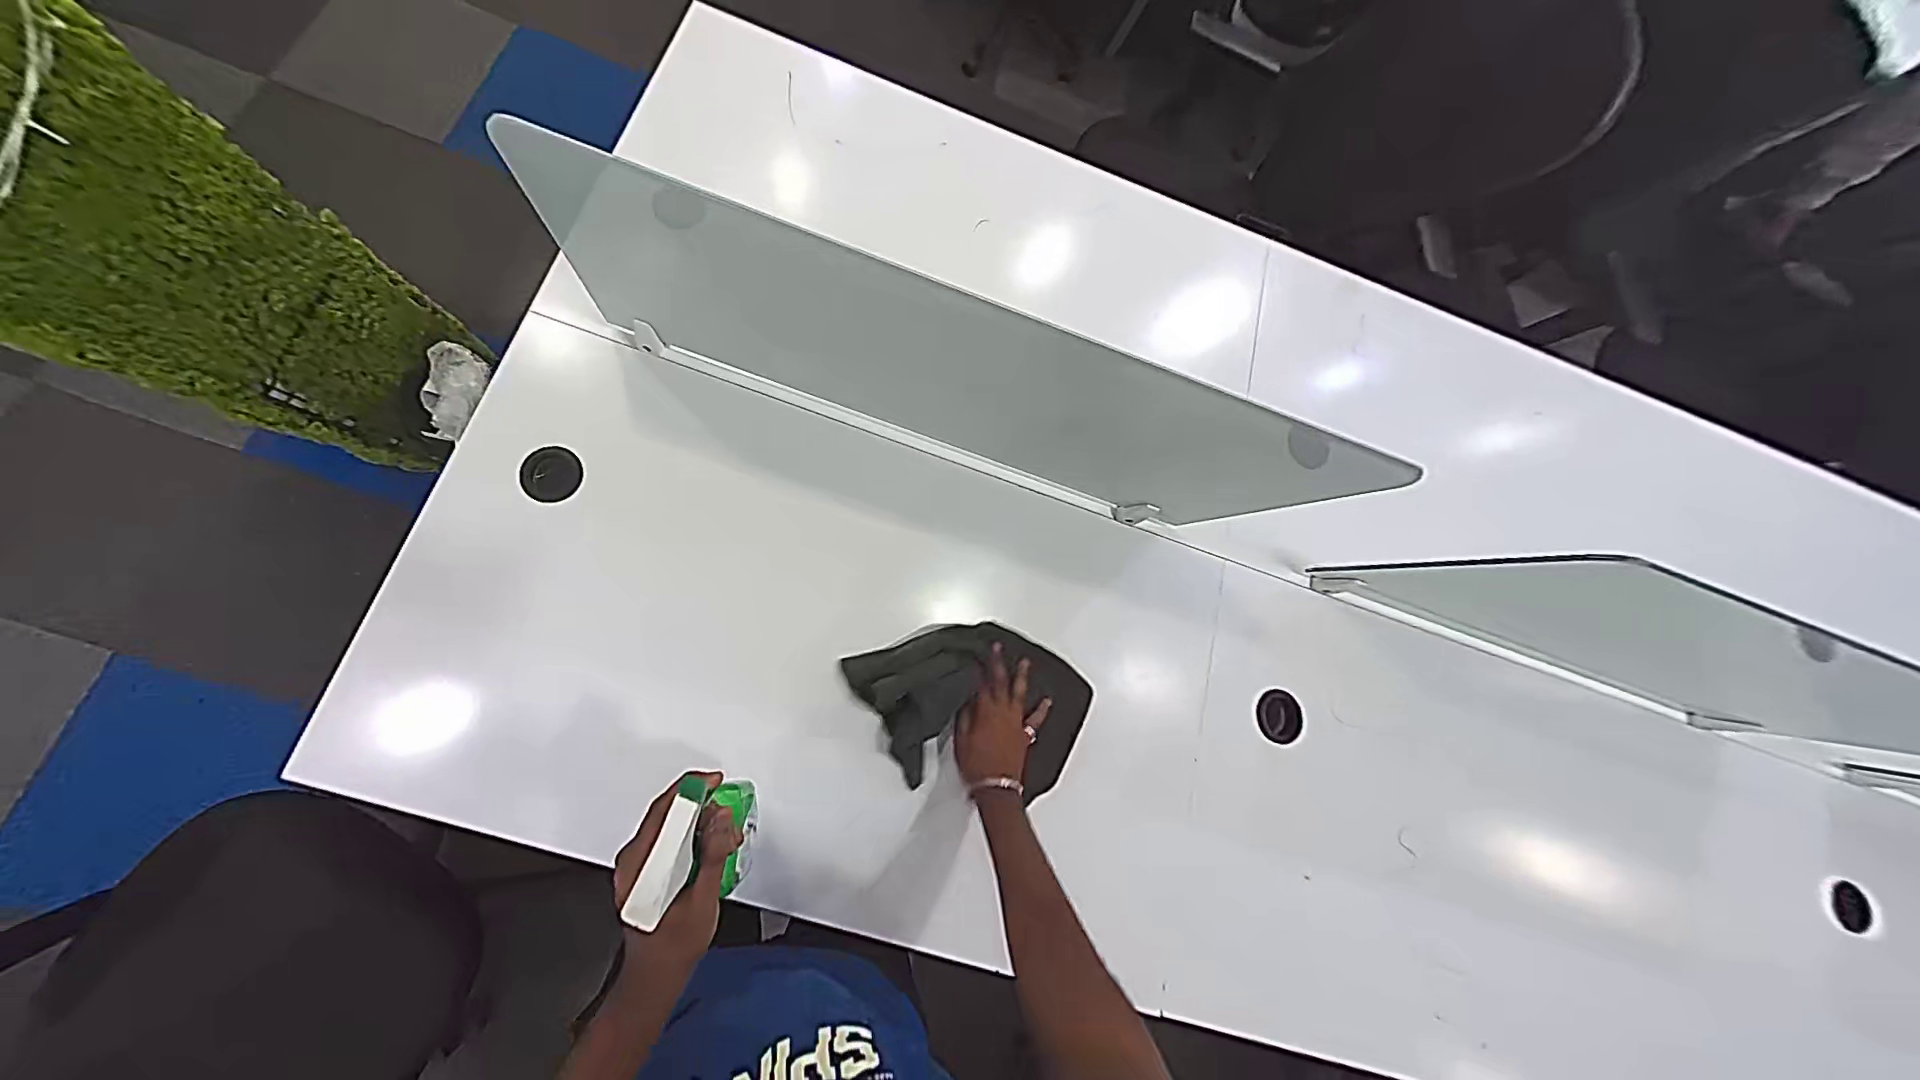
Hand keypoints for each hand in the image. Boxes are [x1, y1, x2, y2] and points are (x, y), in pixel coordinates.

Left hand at [613, 771, 743, 969]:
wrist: (655, 976)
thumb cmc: (674, 945)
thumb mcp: (702, 899)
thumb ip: (713, 854)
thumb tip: (720, 817)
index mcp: (640, 866)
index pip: (665, 810)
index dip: (691, 790)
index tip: (714, 781)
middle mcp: (633, 861)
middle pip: (667, 813)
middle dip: (700, 803)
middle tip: (726, 805)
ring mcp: (637, 865)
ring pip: (669, 824)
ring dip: (699, 819)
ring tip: (725, 831)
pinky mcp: (645, 869)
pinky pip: (669, 837)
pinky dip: (692, 832)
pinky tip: (711, 843)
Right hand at [957, 643, 1051, 790]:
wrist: (996, 788)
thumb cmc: (976, 766)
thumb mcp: (961, 740)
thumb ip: (964, 716)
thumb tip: (967, 701)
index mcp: (985, 712)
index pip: (981, 684)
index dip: (978, 669)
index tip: (976, 657)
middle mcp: (1003, 713)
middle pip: (1000, 682)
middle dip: (998, 662)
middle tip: (997, 648)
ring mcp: (1016, 722)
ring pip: (1019, 693)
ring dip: (1021, 676)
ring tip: (1024, 662)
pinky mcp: (1024, 735)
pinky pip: (1036, 718)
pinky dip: (1042, 708)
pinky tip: (1048, 700)